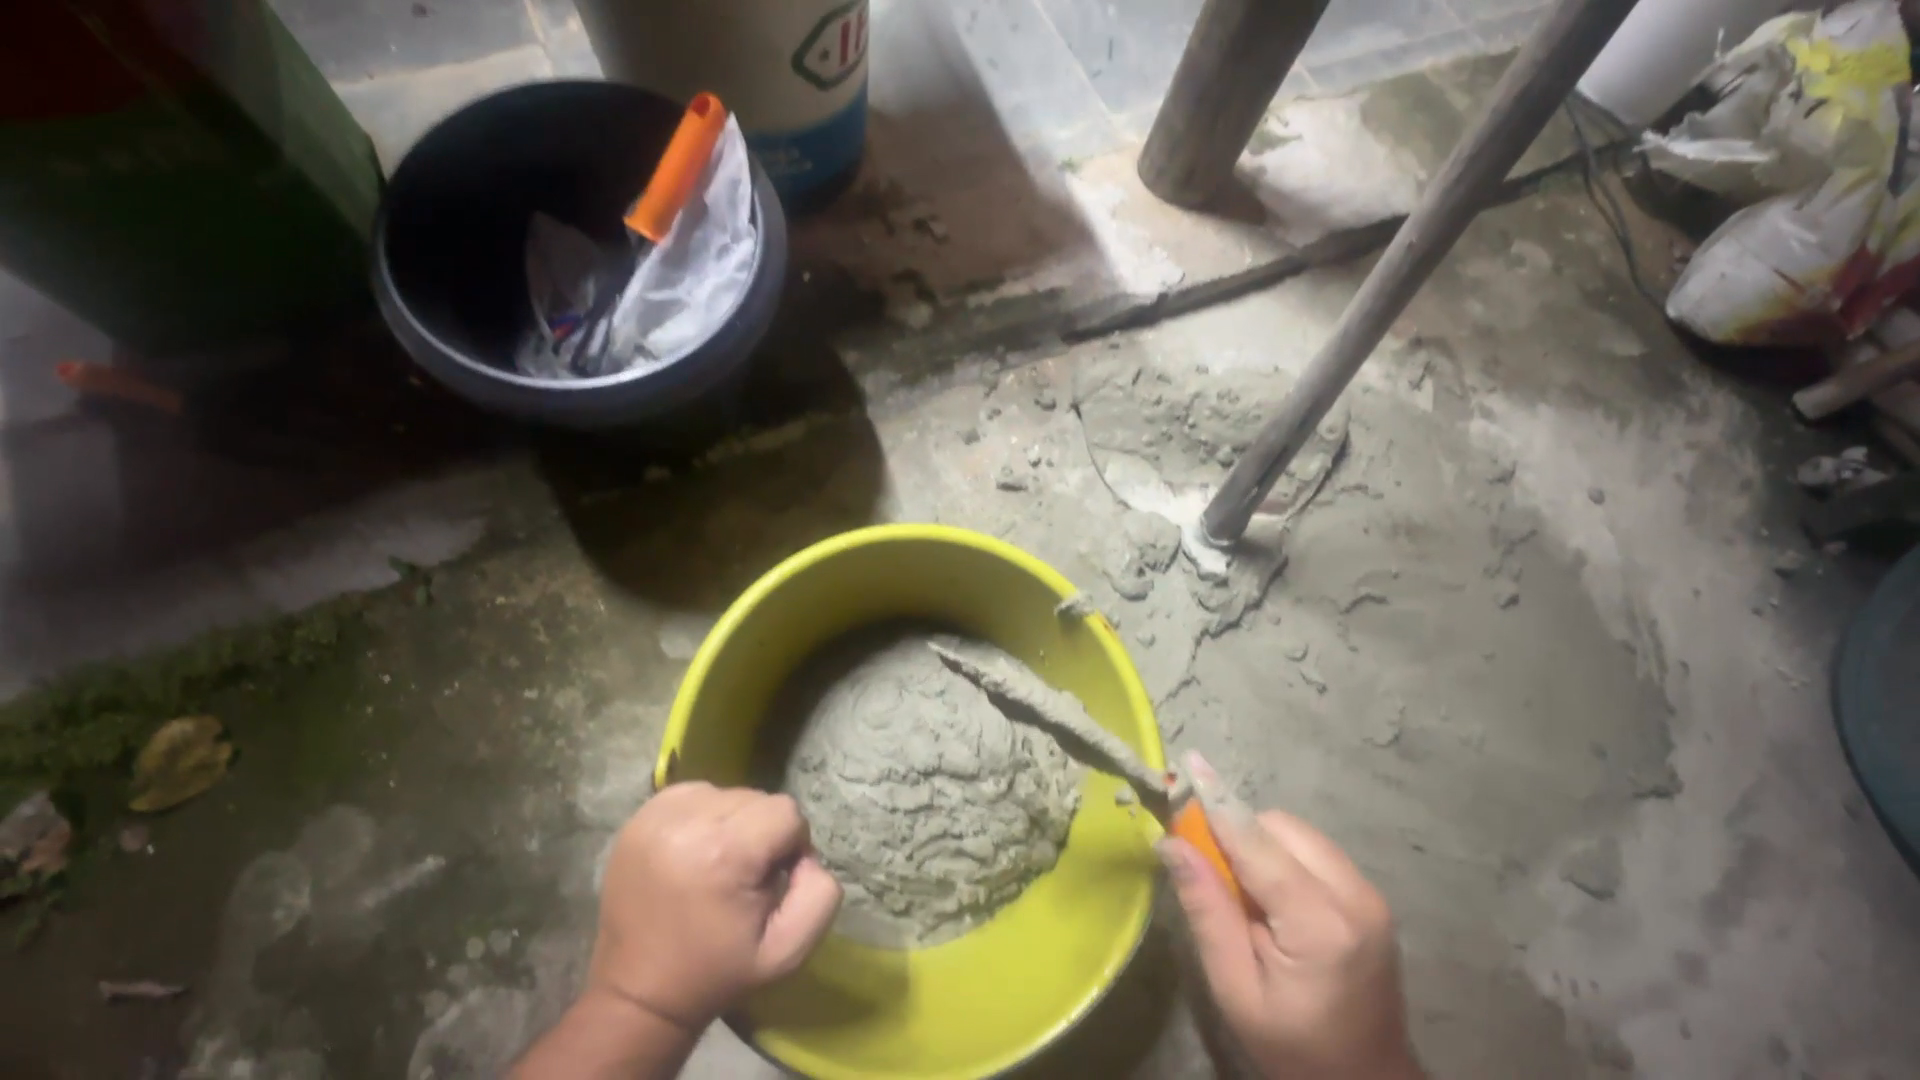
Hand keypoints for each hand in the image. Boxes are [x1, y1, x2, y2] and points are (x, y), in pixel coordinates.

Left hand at [587, 783, 842, 1033]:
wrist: (639, 992)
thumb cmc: (718, 971)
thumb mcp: (788, 950)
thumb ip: (820, 894)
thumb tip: (804, 855)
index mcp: (725, 852)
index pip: (786, 812)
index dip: (790, 846)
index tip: (771, 881)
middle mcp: (688, 822)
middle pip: (756, 798)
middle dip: (761, 832)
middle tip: (743, 876)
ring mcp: (657, 816)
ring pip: (726, 793)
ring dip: (732, 822)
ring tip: (716, 863)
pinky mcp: (638, 818)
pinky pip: (692, 795)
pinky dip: (703, 816)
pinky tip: (694, 850)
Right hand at [1160, 756, 1421, 1079]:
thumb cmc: (1291, 1047)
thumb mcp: (1234, 987)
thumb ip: (1206, 909)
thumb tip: (1171, 842)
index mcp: (1319, 923)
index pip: (1257, 843)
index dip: (1219, 801)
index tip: (1190, 763)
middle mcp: (1353, 895)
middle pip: (1280, 827)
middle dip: (1237, 831)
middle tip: (1206, 866)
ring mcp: (1368, 894)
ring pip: (1298, 833)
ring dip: (1260, 843)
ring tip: (1241, 892)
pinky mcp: (1370, 897)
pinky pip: (1314, 851)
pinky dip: (1282, 856)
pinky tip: (1270, 897)